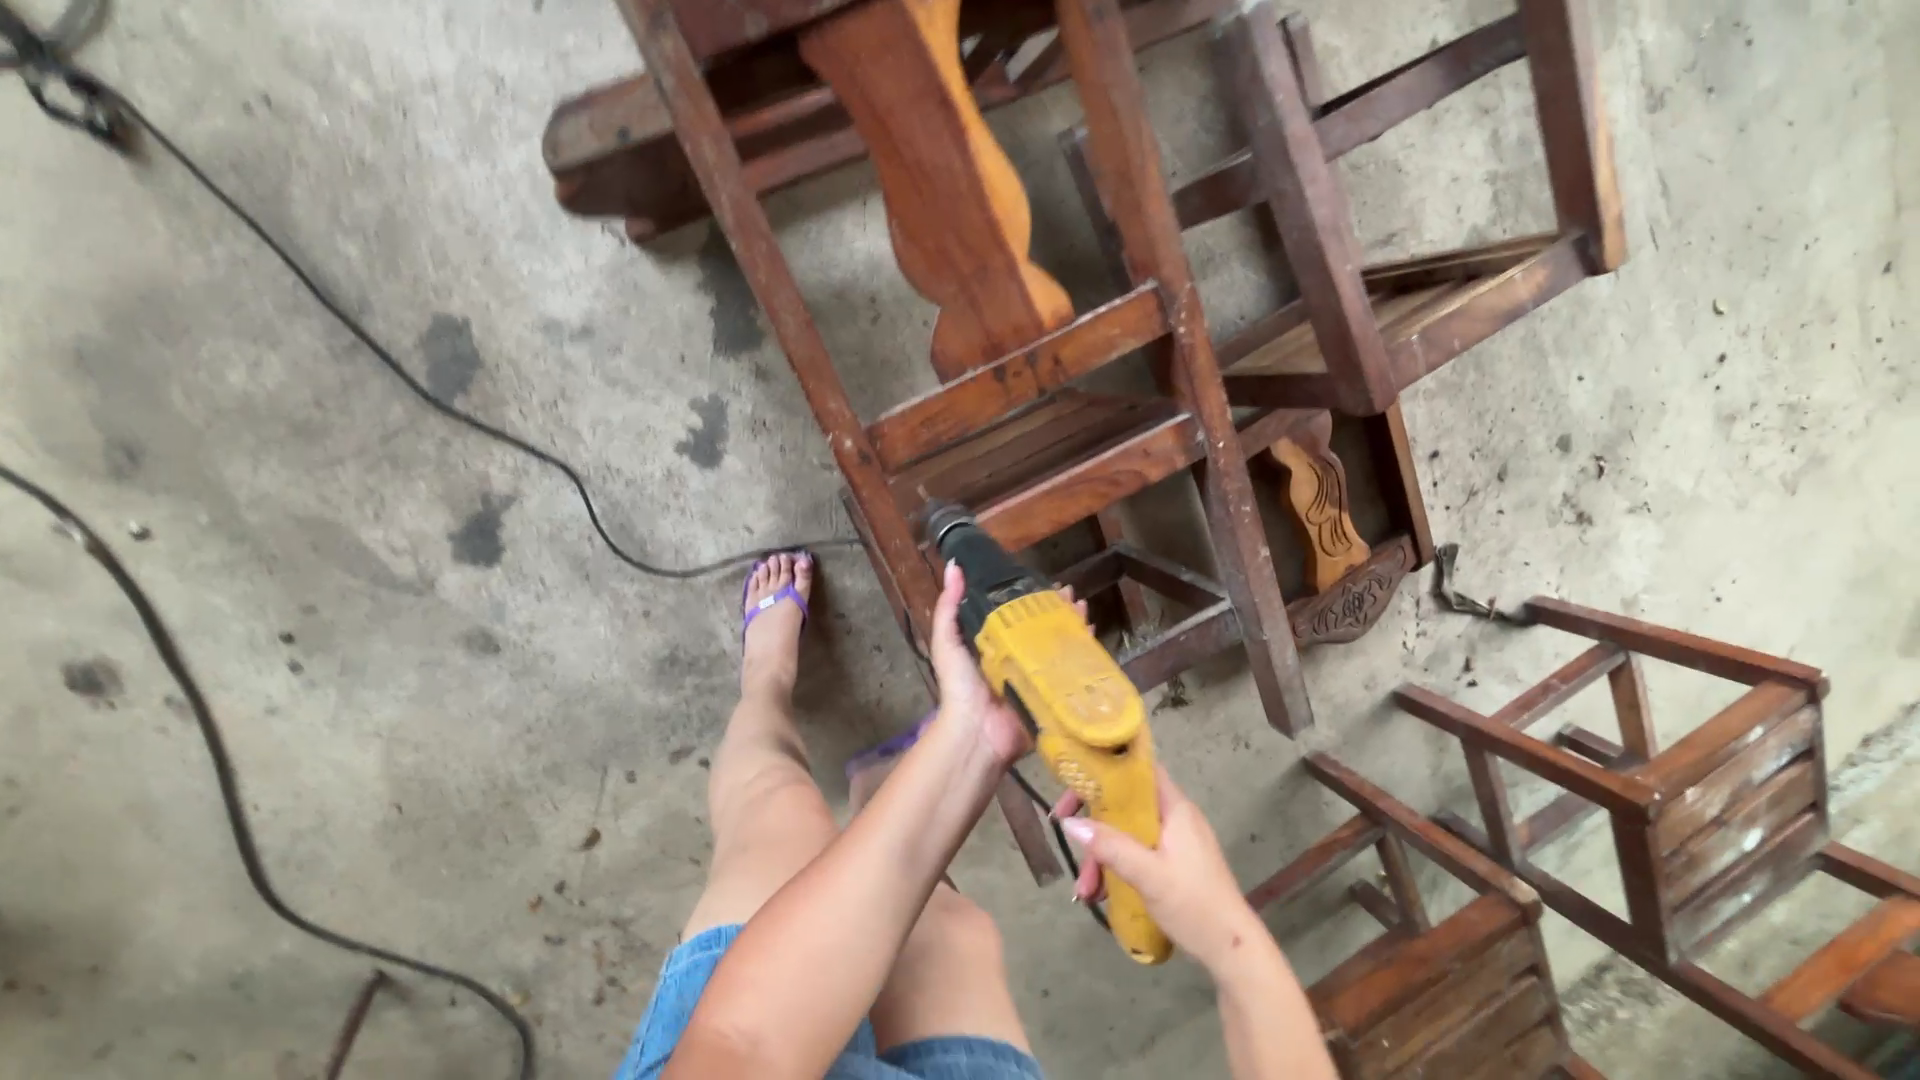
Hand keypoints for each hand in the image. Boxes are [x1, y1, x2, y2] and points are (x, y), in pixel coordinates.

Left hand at [926, 562, 1087, 768]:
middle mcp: (1017, 657)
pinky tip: (1091, 634)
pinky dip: (1084, 652)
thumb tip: (954, 565)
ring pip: (1060, 645)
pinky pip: (1072, 670)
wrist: (977, 731)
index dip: (1030, 599)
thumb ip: (948, 608)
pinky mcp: (1053, 692)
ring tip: (1082, 607)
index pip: (1015, 615)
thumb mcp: (946, 642)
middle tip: (1070, 593)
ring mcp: (1037, 675)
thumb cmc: (960, 686)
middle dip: (1058, 610)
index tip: (1044, 582)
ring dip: (1073, 625)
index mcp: (993, 644)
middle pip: (1042, 628)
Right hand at [1055, 767, 1270, 974]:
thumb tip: (1070, 823)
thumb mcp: (1148, 875)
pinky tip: (1101, 894)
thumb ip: (1110, 846)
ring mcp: (1175, 842)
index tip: (1075, 789)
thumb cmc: (1194, 905)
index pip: (1138, 770)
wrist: (1232, 951)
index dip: (1106, 771)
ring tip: (1085, 890)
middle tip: (1070, 842)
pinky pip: (1136, 854)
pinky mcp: (1174, 864)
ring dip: (1102, 857)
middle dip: (1095, 826)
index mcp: (1175, 809)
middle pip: (1126, 805)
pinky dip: (1116, 868)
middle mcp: (1175, 818)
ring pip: (1127, 834)